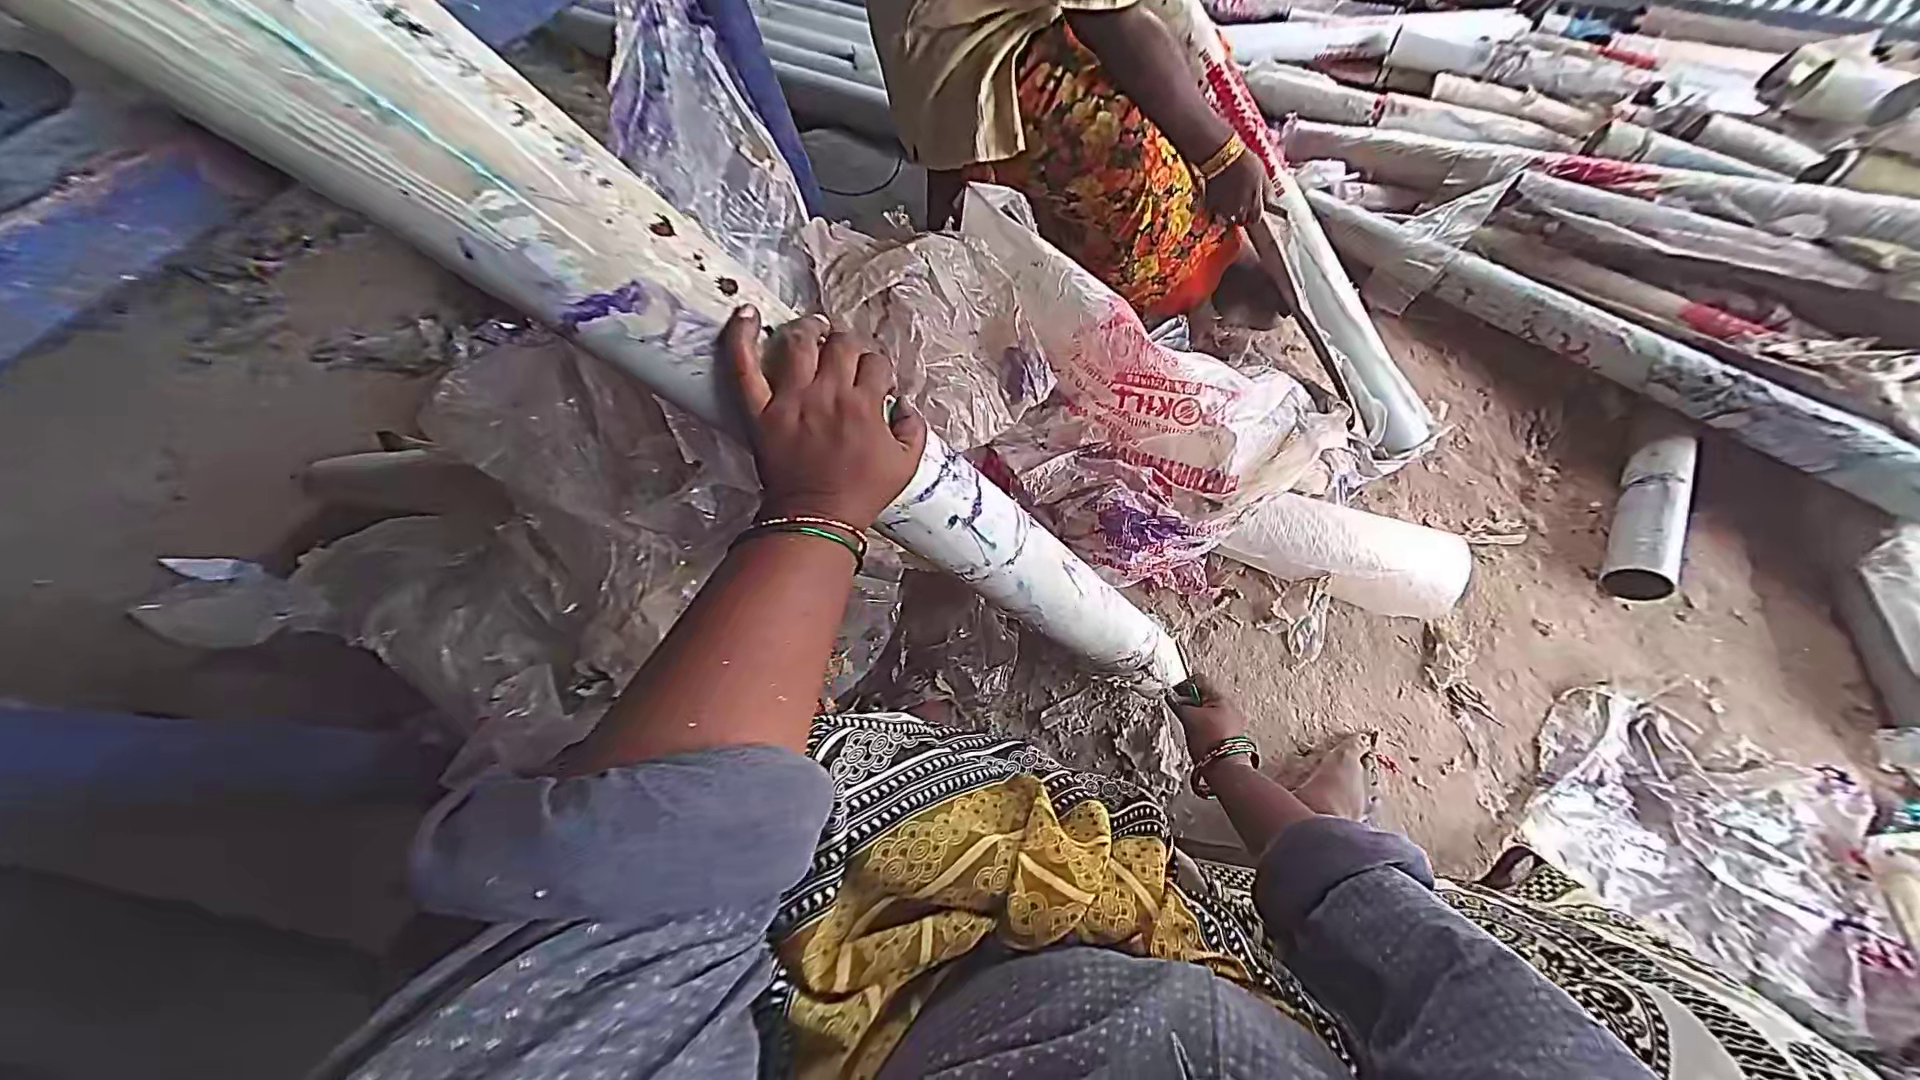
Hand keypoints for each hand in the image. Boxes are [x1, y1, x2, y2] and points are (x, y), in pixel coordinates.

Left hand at [721, 307, 927, 527]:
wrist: (817, 517)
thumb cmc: (862, 493)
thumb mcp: (905, 464)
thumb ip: (913, 428)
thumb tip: (904, 403)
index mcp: (865, 406)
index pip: (876, 363)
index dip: (879, 366)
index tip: (877, 379)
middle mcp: (829, 394)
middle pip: (842, 345)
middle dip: (850, 343)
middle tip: (848, 354)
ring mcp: (791, 399)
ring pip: (799, 343)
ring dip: (810, 329)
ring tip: (815, 330)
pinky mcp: (761, 410)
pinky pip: (744, 365)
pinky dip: (741, 336)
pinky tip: (747, 314)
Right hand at [1169, 673, 1247, 756]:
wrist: (1225, 770)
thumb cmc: (1209, 742)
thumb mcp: (1188, 718)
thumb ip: (1177, 703)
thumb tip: (1170, 695)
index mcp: (1221, 698)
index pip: (1198, 680)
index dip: (1182, 685)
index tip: (1172, 693)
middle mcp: (1229, 708)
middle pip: (1203, 696)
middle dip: (1188, 702)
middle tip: (1178, 711)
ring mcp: (1232, 723)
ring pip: (1207, 711)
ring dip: (1195, 715)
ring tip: (1188, 726)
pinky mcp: (1230, 737)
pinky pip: (1212, 725)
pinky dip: (1202, 727)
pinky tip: (1197, 736)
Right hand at [1202, 151, 1267, 228]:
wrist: (1223, 159)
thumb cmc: (1245, 164)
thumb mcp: (1262, 174)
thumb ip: (1267, 190)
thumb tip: (1270, 200)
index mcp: (1253, 204)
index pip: (1256, 218)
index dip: (1256, 213)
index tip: (1255, 208)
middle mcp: (1239, 212)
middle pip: (1242, 221)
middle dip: (1244, 215)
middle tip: (1243, 203)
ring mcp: (1225, 211)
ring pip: (1229, 219)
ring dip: (1232, 212)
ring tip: (1232, 200)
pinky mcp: (1213, 208)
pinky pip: (1218, 212)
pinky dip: (1220, 208)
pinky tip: (1222, 197)